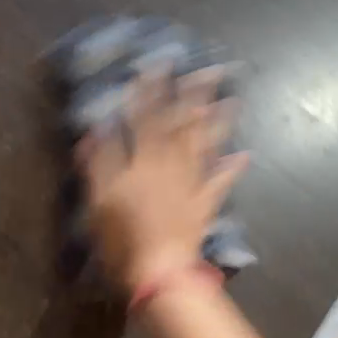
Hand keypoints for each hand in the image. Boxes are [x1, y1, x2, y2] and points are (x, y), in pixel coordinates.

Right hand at [78, 66, 248, 294]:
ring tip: (230, 100)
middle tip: (209, 69)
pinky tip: (243, 155)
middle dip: (191, 96)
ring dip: (217, 123)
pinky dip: (231, 169)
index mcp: (142, 163)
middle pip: (181, 126)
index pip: (144, 120)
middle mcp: (170, 166)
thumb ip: (98, 165)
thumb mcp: (99, 202)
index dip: (148, 93)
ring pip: (204, 147)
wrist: (158, 271)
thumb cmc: (121, 239)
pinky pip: (219, 183)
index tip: (156, 66)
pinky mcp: (203, 205)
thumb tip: (94, 132)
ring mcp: (190, 185)